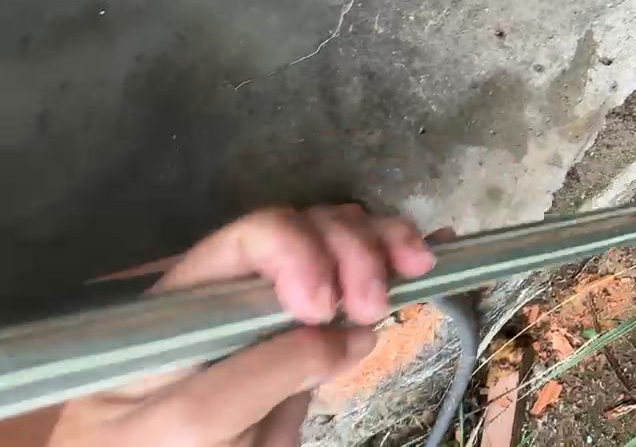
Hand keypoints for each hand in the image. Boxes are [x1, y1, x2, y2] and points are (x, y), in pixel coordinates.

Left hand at [45, 205, 435, 446]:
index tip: (324, 310)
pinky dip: (410, 248)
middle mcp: (242, 283)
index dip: (302, 254)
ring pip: (352, 232)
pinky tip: (434, 251)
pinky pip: (375, 259)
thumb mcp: (185, 429)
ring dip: (389, 245)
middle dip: (357, 253)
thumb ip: (263, 373)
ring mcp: (290, 293)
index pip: (254, 237)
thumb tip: (354, 336)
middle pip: (314, 226)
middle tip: (374, 309)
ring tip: (416, 272)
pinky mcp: (329, 310)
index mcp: (189, 301)